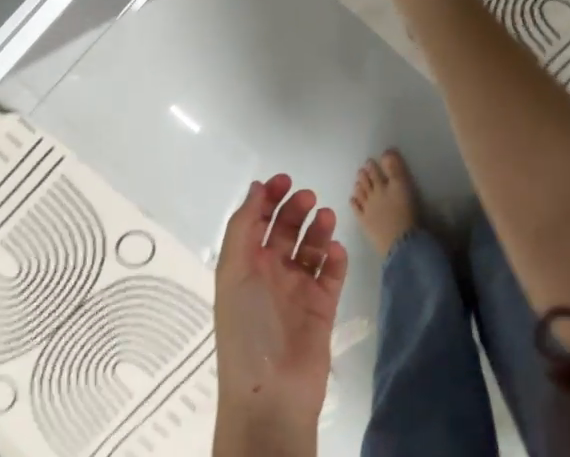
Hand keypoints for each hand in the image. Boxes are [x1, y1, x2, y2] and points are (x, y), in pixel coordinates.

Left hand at [213, 175, 348, 456]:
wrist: (273, 390)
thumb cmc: (247, 326)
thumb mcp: (234, 271)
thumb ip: (244, 226)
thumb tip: (255, 189)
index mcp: (244, 266)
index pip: (255, 223)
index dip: (267, 199)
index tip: (283, 180)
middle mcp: (270, 274)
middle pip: (284, 232)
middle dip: (295, 210)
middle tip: (308, 197)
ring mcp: (297, 290)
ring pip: (311, 249)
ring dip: (318, 230)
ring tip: (326, 217)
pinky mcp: (322, 306)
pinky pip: (331, 274)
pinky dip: (334, 259)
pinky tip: (335, 251)